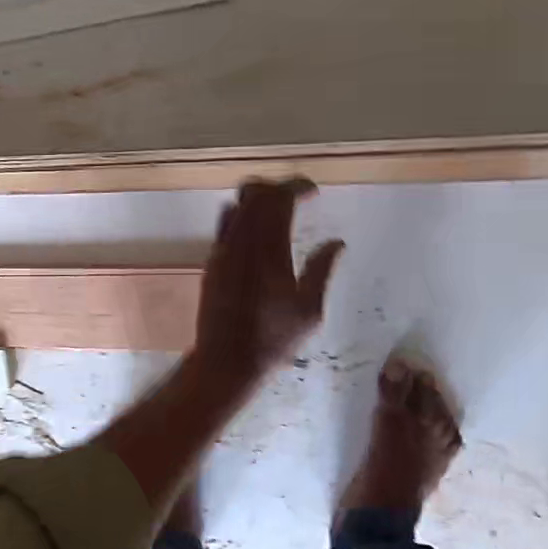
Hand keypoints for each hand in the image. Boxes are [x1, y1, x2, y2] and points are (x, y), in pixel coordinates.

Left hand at [192, 179, 344, 384]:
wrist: (225, 361)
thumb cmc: (272, 340)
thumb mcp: (309, 310)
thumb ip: (321, 270)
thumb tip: (336, 243)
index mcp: (270, 251)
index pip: (279, 199)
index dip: (297, 187)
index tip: (313, 192)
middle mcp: (242, 243)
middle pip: (253, 192)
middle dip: (277, 187)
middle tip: (296, 198)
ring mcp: (222, 252)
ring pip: (236, 205)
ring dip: (257, 200)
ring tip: (277, 213)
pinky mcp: (211, 263)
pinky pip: (224, 226)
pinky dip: (242, 218)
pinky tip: (256, 237)